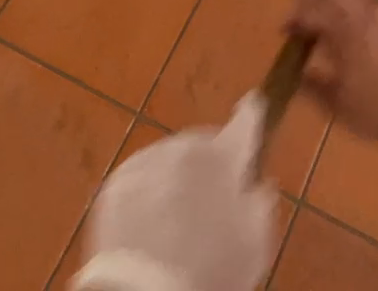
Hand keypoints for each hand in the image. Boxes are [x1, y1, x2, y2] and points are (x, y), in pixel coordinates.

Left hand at [76, 95, 276, 290]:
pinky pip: (142, 177)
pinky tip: (153, 221)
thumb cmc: (208, 273)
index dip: (250, 115)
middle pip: (202, 145)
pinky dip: (150, 190)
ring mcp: (146, 163)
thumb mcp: (253, 246)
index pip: (244, 123)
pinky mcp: (117, 183)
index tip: (253, 104)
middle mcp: (183, 150)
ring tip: (178, 216)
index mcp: (221, 160)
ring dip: (177, 176)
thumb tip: (258, 183)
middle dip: (208, 165)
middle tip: (210, 200)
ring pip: (170, 159)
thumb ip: (260, 205)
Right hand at [288, 0, 377, 148]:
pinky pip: (369, 8)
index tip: (284, 31)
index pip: (314, 12)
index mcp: (344, 36)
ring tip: (323, 18)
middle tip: (302, 11)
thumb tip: (298, 74)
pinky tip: (349, 31)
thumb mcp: (337, 106)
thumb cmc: (377, 113)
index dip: (295, 17)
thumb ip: (314, 87)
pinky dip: (353, 11)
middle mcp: (362, 21)